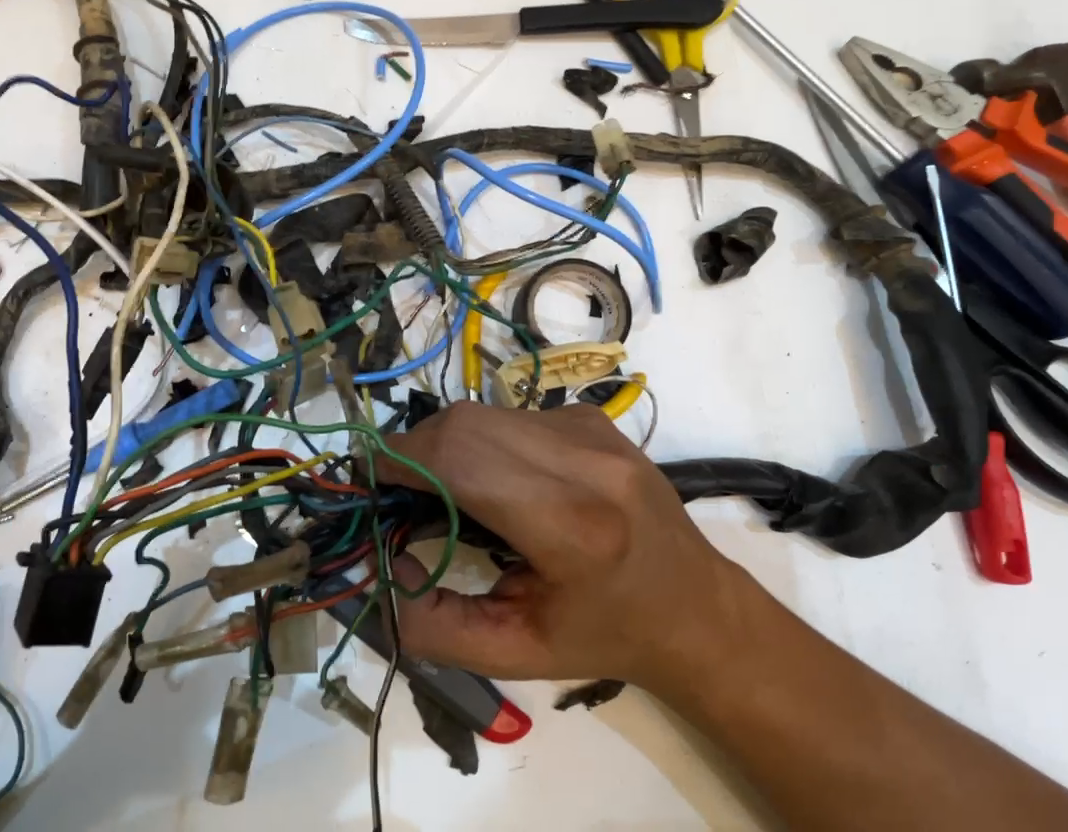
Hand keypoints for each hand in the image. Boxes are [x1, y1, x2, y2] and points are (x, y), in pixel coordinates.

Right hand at [380, 401, 766, 689]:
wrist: (694, 606)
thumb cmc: (605, 637)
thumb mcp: (514, 654)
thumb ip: (431, 624)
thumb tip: (377, 568)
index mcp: (572, 526)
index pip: (461, 458)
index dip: (401, 462)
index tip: (372, 488)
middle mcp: (586, 462)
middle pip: (463, 425)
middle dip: (413, 452)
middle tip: (400, 496)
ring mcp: (592, 431)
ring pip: (481, 414)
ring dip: (444, 446)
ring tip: (446, 495)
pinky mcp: (592, 418)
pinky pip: (508, 416)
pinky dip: (480, 443)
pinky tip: (494, 484)